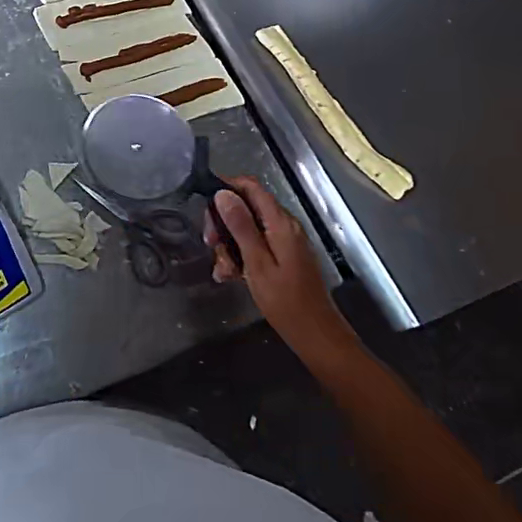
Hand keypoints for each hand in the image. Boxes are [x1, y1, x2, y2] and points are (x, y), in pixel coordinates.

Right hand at [205, 177, 356, 359]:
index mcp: (280, 222)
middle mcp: (284, 225)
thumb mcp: (257, 263)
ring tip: (223, 270)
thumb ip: (241, 226)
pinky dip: (241, 256)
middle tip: (210, 244)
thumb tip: (223, 193)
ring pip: (249, 229)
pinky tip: (231, 276)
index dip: (227, 187)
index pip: (251, 187)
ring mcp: (285, 241)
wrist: (316, 335)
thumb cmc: (286, 301)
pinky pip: (257, 245)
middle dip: (224, 222)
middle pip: (247, 207)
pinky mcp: (284, 256)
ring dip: (230, 244)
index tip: (204, 202)